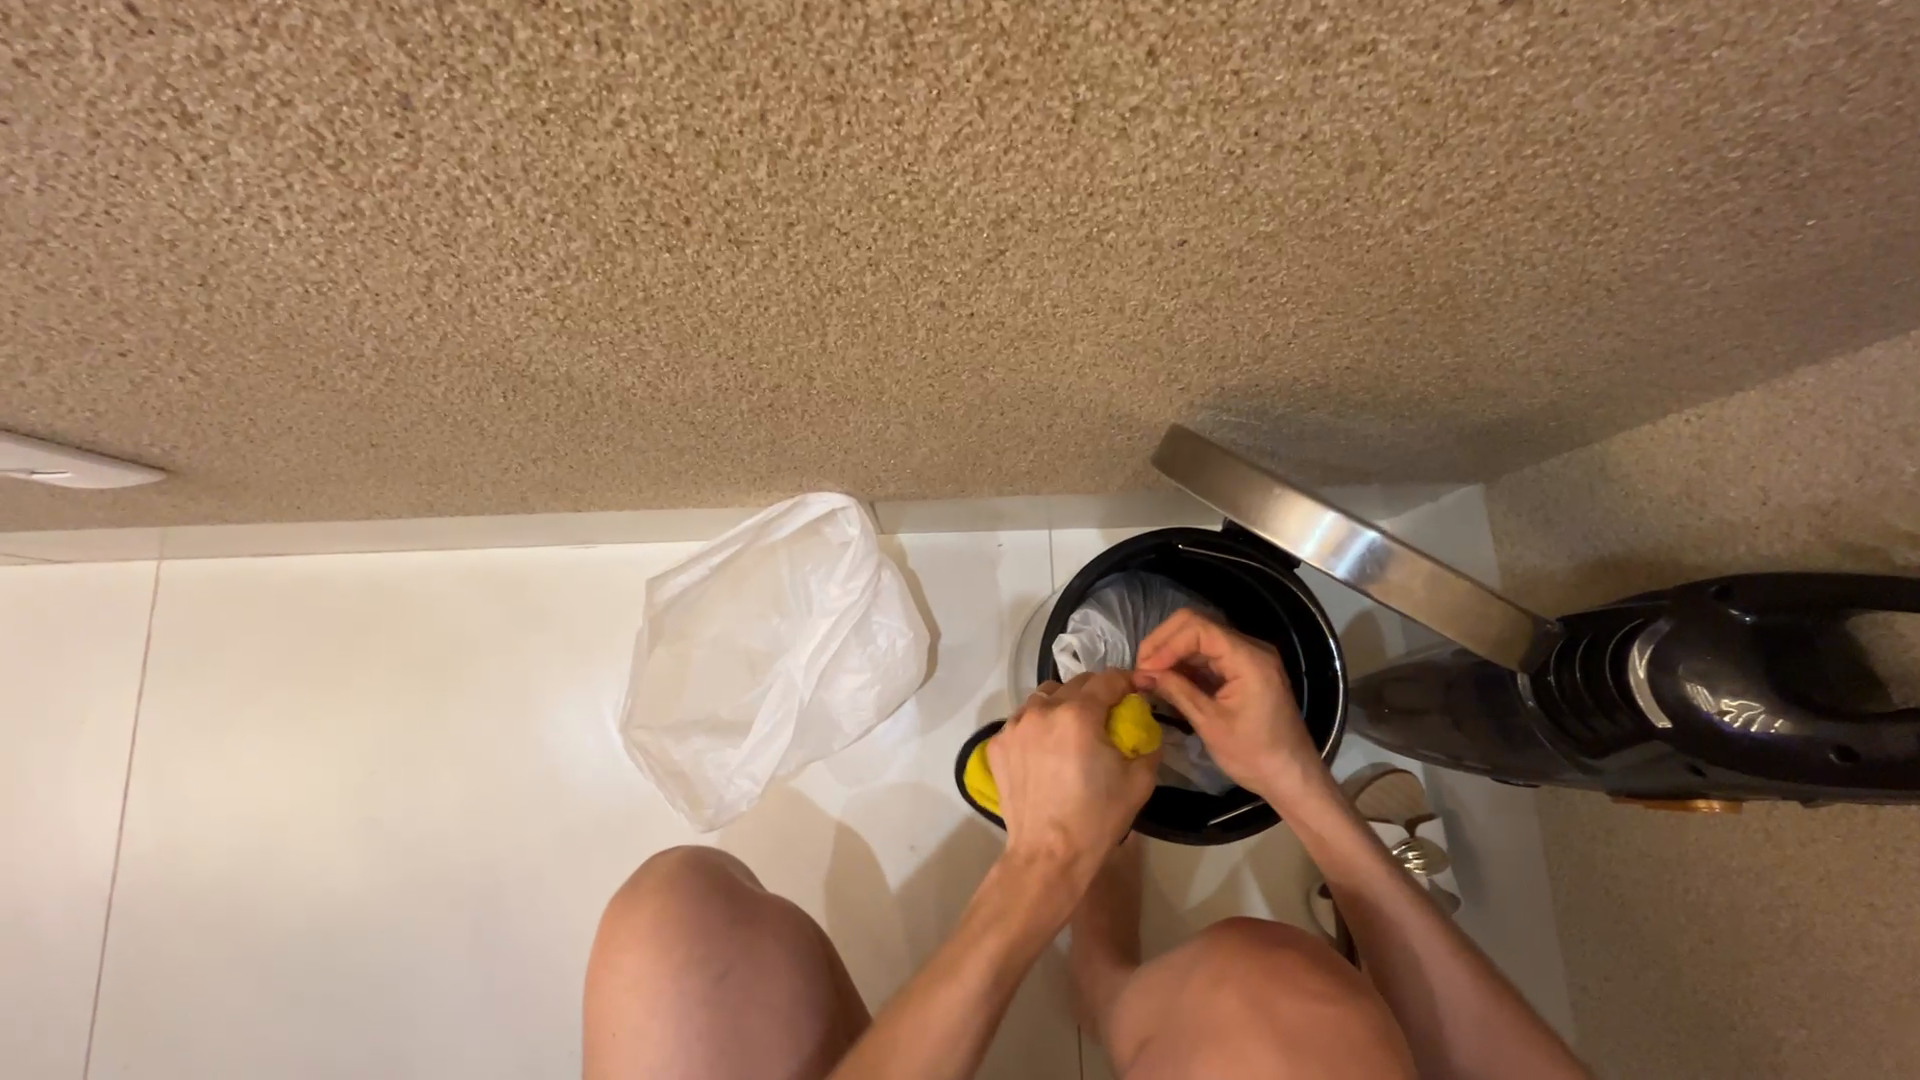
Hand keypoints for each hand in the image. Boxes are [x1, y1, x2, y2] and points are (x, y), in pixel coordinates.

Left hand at [987, 671, 1159, 883]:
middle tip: (1108, 713)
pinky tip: (1046, 749)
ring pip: (1044, 698)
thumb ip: (1148, 742)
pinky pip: (1022, 721)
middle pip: (1075, 683)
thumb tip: (1147, 724)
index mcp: (1078, 714)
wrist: (1049, 855)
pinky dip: (1038, 725)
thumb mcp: (1139, 780)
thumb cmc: (1097, 818)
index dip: (1126, 682)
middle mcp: (1042, 711)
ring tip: (1072, 730)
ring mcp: (1015, 726)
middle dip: (1096, 693)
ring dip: (1063, 704)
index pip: (1107, 679)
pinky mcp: (998, 744)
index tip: (1136, 691)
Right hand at [1132, 608, 1324, 803]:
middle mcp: (1251, 648)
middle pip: (1197, 625)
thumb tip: (1141, 674)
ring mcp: (1248, 658)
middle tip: (1142, 669)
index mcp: (1249, 658)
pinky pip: (1209, 655)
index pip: (1198, 628)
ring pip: (1200, 637)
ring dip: (1172, 652)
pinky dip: (1185, 663)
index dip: (1166, 644)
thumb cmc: (1255, 755)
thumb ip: (1176, 691)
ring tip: (1149, 675)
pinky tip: (1167, 679)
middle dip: (1164, 643)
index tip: (1145, 669)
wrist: (1292, 777)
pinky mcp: (1243, 670)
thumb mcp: (1210, 723)